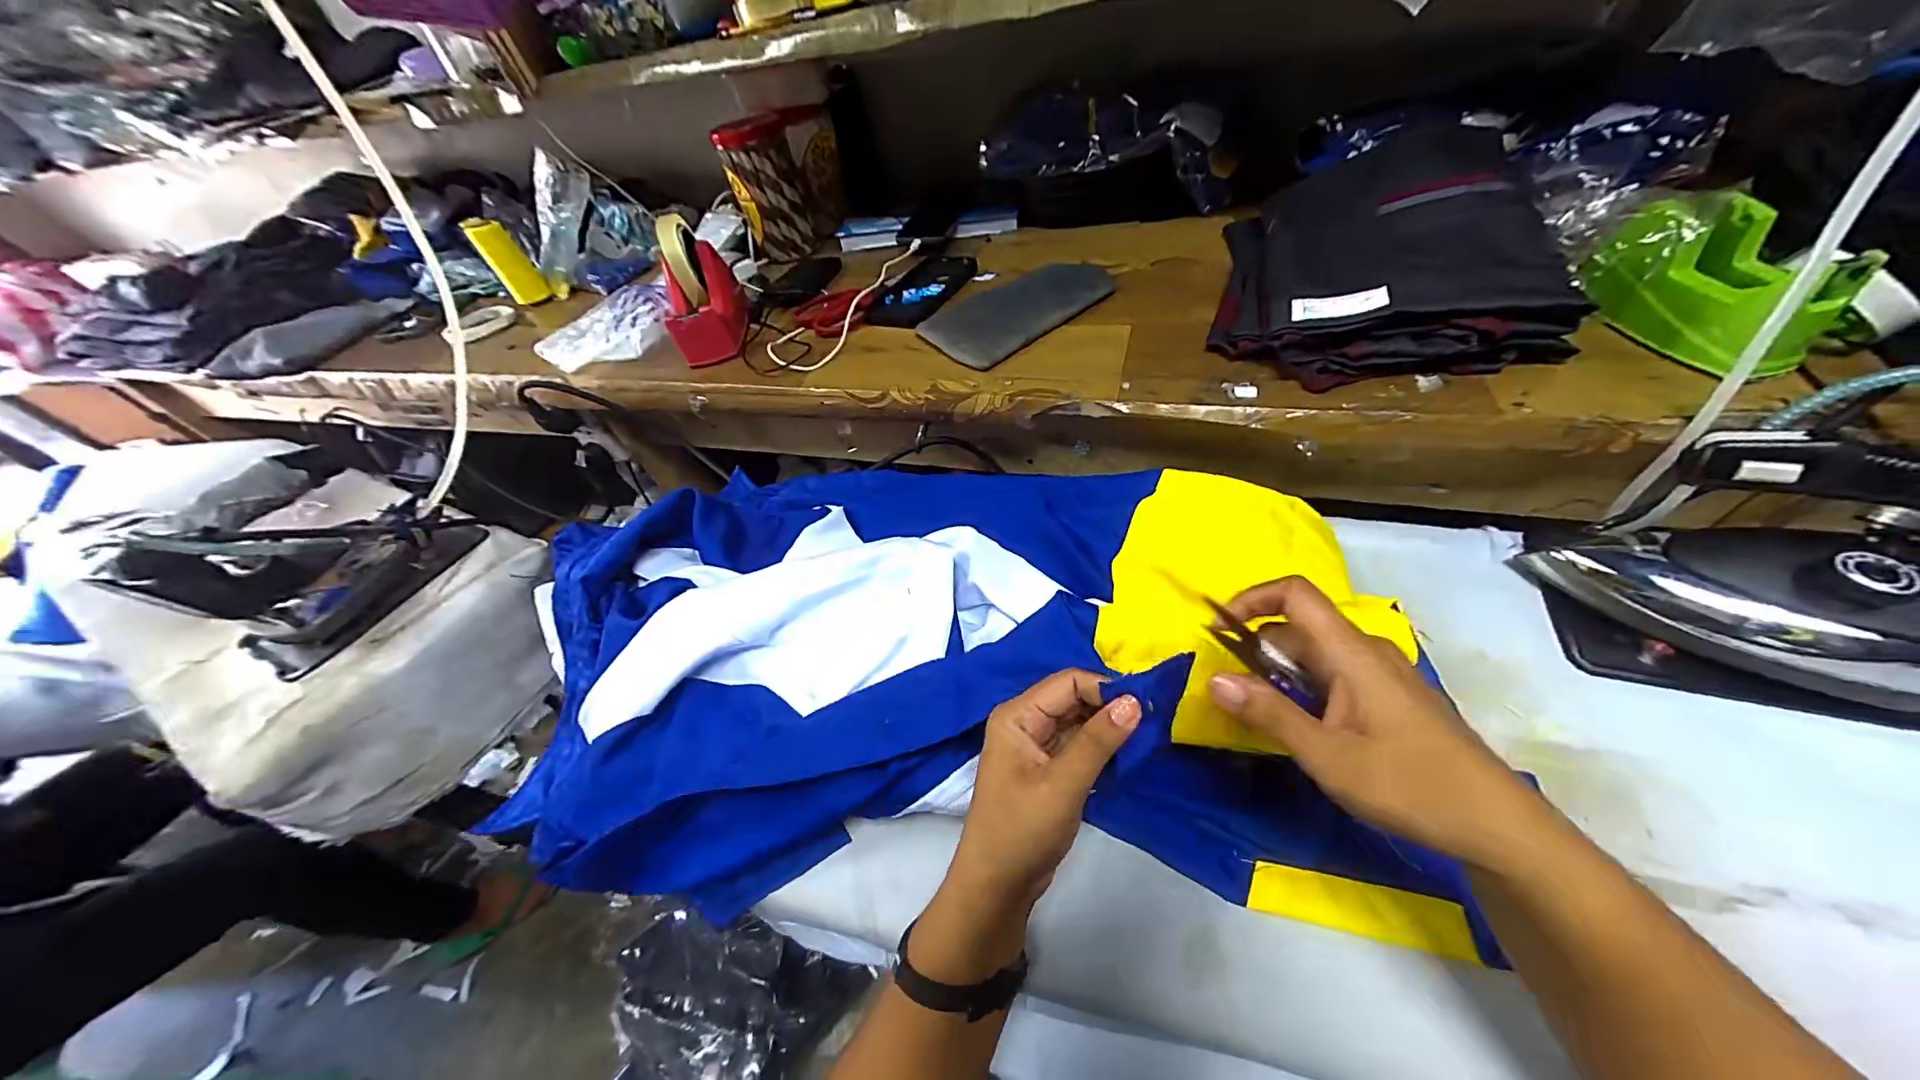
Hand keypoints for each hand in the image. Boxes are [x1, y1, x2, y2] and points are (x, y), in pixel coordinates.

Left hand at [912, 670, 1138, 983]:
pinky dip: (1104, 747)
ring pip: (1080, 721)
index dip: (1106, 688)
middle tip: (1154, 720)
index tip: (1146, 704)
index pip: (1068, 682)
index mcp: (1017, 715)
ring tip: (1149, 736)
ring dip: (1111, 727)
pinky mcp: (1050, 768)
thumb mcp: (1062, 784)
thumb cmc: (1021, 831)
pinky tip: (1130, 755)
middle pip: (1075, 698)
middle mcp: (1025, 722)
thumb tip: (1134, 701)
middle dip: (1111, 706)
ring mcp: (1037, 746)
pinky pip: (1081, 745)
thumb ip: (1098, 741)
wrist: (997, 885)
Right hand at [1206, 576, 1544, 870]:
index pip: (1295, 594)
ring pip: (1314, 654)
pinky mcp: (1389, 697)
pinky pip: (1332, 674)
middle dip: (1255, 649)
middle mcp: (1367, 652)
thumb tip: (1213, 679)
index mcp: (1353, 653)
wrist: (1499, 826)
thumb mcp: (1329, 757)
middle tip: (1228, 691)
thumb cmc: (1412, 787)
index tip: (1218, 632)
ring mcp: (1381, 674)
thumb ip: (1270, 714)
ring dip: (1277, 673)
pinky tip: (1299, 728)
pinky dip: (1301, 687)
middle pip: (1298, 627)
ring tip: (1256, 714)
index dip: (1250, 599)